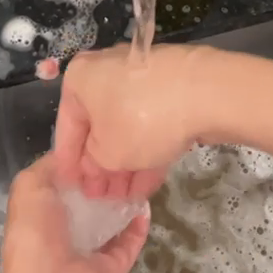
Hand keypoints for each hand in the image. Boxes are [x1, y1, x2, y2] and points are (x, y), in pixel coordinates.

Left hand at [0, 153, 150, 272]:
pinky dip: (137, 227)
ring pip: (108, 224)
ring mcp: (86, 253)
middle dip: (100, 184)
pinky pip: (127, 245)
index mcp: (39, 214)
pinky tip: (145, 206)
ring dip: (121, 204)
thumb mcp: (30, 187)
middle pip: (85, 203)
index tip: (96, 146)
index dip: (76, 166)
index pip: (59, 185)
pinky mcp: (110, 270)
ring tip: (136, 180)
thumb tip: (70, 156)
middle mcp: (61, 233)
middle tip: (120, 162)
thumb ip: (47, 167)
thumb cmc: (35, 232)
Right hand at [54, 44, 218, 200]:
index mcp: (80, 79)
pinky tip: (147, 186)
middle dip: (100, 166)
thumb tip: (92, 168)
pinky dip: (146, 154)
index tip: (69, 188)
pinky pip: (150, 126)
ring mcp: (141, 81)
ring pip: (127, 129)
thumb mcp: (108, 153)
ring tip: (124, 199)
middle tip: (100, 198)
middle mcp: (106, 73)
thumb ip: (93, 165)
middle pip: (98, 127)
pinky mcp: (170, 92)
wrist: (206, 92)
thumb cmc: (141, 119)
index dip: (67, 163)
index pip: (66, 126)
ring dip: (124, 165)